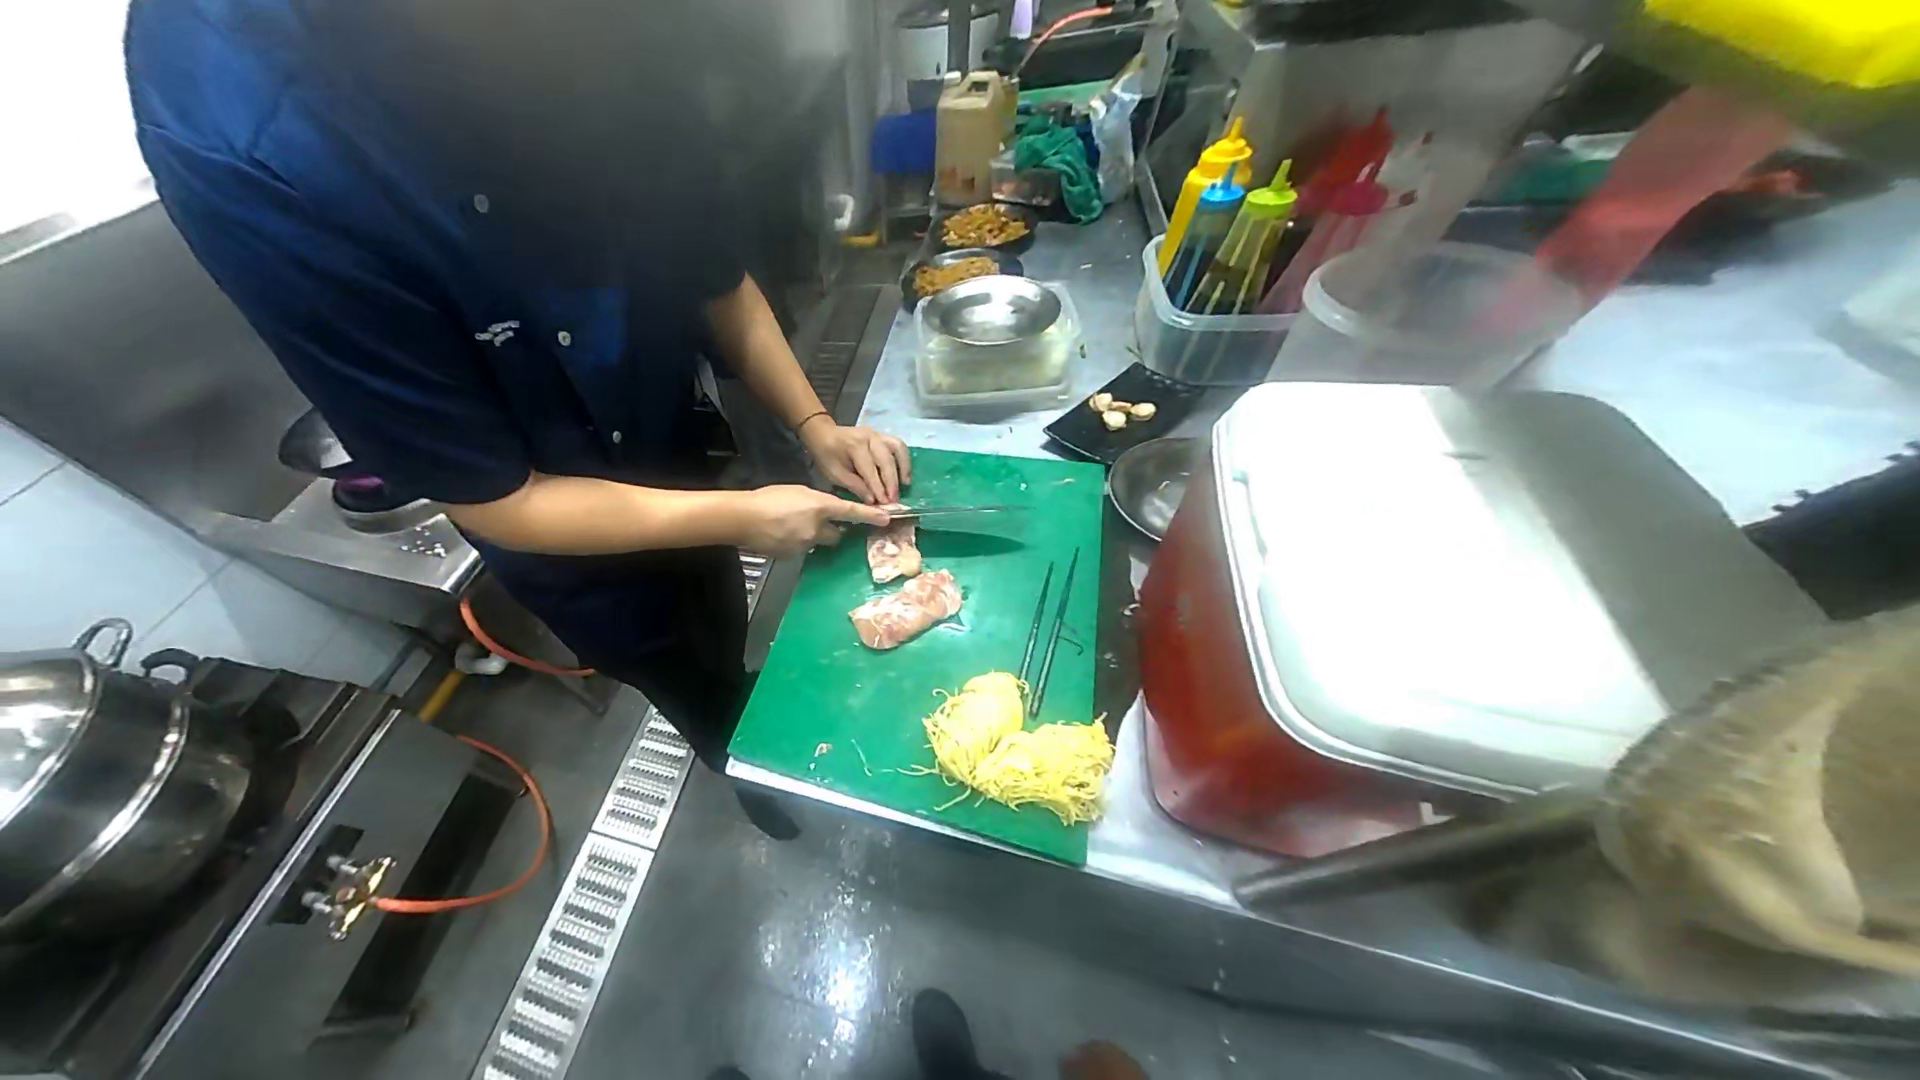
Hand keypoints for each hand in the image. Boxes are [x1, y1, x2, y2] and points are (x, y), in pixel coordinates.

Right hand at [737, 484, 887, 556]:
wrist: (742, 519)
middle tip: (816, 521)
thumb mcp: (798, 492)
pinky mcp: (793, 556)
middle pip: (836, 535)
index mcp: (819, 507)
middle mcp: (817, 528)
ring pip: (817, 543)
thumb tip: (826, 510)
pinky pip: (801, 551)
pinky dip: (795, 544)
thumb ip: (817, 502)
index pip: (851, 511)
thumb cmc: (769, 498)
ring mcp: (805, 545)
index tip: (886, 519)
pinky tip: (780, 535)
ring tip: (790, 526)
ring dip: (811, 537)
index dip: (869, 515)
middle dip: (831, 530)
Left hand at [797, 418, 911, 503]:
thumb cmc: (827, 456)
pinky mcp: (883, 436)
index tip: (884, 504)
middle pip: (886, 461)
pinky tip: (904, 475)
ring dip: (904, 468)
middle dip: (891, 483)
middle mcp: (870, 437)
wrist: (824, 434)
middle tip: (894, 500)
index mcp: (854, 445)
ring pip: (898, 449)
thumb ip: (855, 486)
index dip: (878, 488)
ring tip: (905, 486)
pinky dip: (905, 460)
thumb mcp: (835, 474)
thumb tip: (873, 501)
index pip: (870, 470)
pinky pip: (899, 446)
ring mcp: (879, 434)